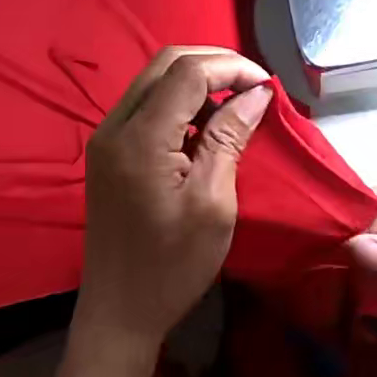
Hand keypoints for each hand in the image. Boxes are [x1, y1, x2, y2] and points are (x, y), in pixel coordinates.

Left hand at [80, 47, 273, 348]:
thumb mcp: (214, 201)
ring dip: (200, 81)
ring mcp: (108, 139)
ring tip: (239, 106)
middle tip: (256, 88)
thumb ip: (230, 137)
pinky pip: (149, 105)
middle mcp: (115, 128)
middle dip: (217, 64)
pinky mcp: (110, 153)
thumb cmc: (173, 264)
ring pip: (156, 80)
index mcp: (139, 140)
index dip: (233, 68)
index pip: (187, 73)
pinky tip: (209, 125)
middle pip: (167, 64)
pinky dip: (184, 102)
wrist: (120, 312)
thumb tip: (257, 94)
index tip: (268, 88)